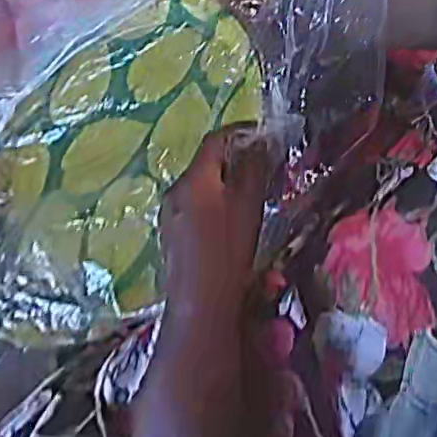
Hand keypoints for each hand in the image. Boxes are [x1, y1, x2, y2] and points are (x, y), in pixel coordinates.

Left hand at [159, 126, 270, 321]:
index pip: (215, 140)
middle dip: (237, 154)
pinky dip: (217, 194)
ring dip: (227, 175)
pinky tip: (235, 210)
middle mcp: (174, 191)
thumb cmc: (228, 249)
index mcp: (193, 180)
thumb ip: (255, 167)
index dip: (241, 131)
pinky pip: (196, 200)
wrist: (200, 305)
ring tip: (256, 183)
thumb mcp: (250, 203)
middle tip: (266, 158)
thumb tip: (260, 142)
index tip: (265, 133)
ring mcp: (169, 213)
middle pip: (207, 160)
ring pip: (202, 181)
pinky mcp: (171, 231)